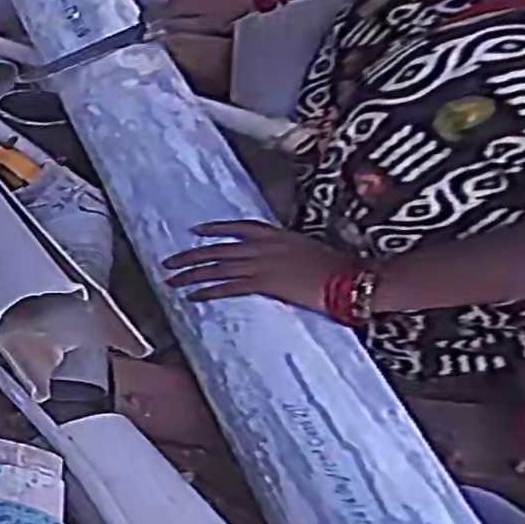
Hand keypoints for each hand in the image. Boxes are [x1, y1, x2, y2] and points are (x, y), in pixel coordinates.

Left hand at [161, 220, 358, 311]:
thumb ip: (283, 249)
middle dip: (188, 257)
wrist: (357, 279)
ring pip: (215, 269)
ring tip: (171, 281)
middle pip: (215, 250)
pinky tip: (192, 296)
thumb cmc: (340, 266)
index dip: (215, 228)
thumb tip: (269, 257)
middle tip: (167, 263)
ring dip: (189, 276)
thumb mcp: (307, 248)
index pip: (239, 227)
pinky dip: (207, 292)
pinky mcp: (263, 284)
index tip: (195, 229)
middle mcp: (263, 248)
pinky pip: (227, 287)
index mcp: (276, 236)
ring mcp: (261, 265)